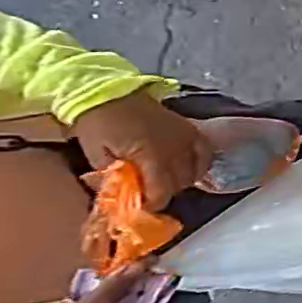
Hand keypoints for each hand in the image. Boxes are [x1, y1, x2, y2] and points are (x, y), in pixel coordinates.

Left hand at [72, 91, 211, 208]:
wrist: (109, 94)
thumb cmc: (99, 125)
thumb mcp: (96, 156)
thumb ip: (112, 179)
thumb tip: (121, 198)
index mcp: (151, 154)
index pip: (162, 190)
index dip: (153, 204)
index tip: (141, 209)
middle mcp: (176, 147)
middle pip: (180, 183)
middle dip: (165, 193)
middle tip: (148, 196)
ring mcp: (187, 137)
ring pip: (195, 170)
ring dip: (181, 181)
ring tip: (165, 183)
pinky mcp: (191, 129)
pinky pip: (206, 152)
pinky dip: (200, 165)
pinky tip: (190, 170)